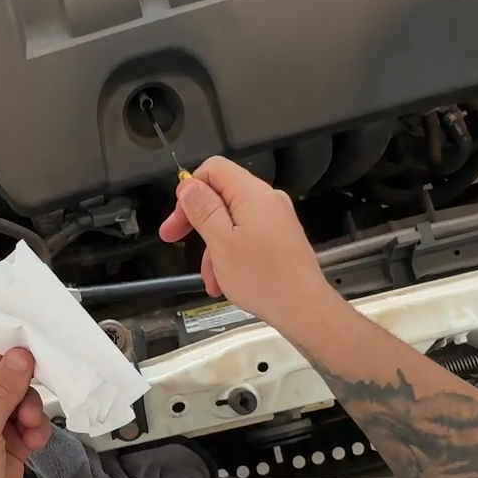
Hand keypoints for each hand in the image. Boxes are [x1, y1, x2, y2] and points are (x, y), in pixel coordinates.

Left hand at [0, 342, 52, 477]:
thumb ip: (0, 391)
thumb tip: (20, 354)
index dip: (1, 348)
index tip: (32, 346)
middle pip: (1, 375)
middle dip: (22, 384)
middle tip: (34, 396)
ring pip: (19, 399)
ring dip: (31, 409)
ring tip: (33, 428)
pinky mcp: (7, 445)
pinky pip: (28, 423)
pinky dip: (36, 429)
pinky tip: (36, 443)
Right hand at [158, 156, 339, 335]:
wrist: (303, 308)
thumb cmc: (262, 278)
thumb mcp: (221, 243)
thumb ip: (203, 209)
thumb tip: (188, 185)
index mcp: (252, 194)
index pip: (213, 169)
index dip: (190, 189)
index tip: (178, 217)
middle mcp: (267, 200)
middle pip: (221, 196)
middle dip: (196, 221)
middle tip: (174, 240)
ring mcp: (276, 219)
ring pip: (231, 221)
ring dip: (212, 247)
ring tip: (210, 278)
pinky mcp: (280, 237)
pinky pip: (246, 236)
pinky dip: (230, 254)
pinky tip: (224, 281)